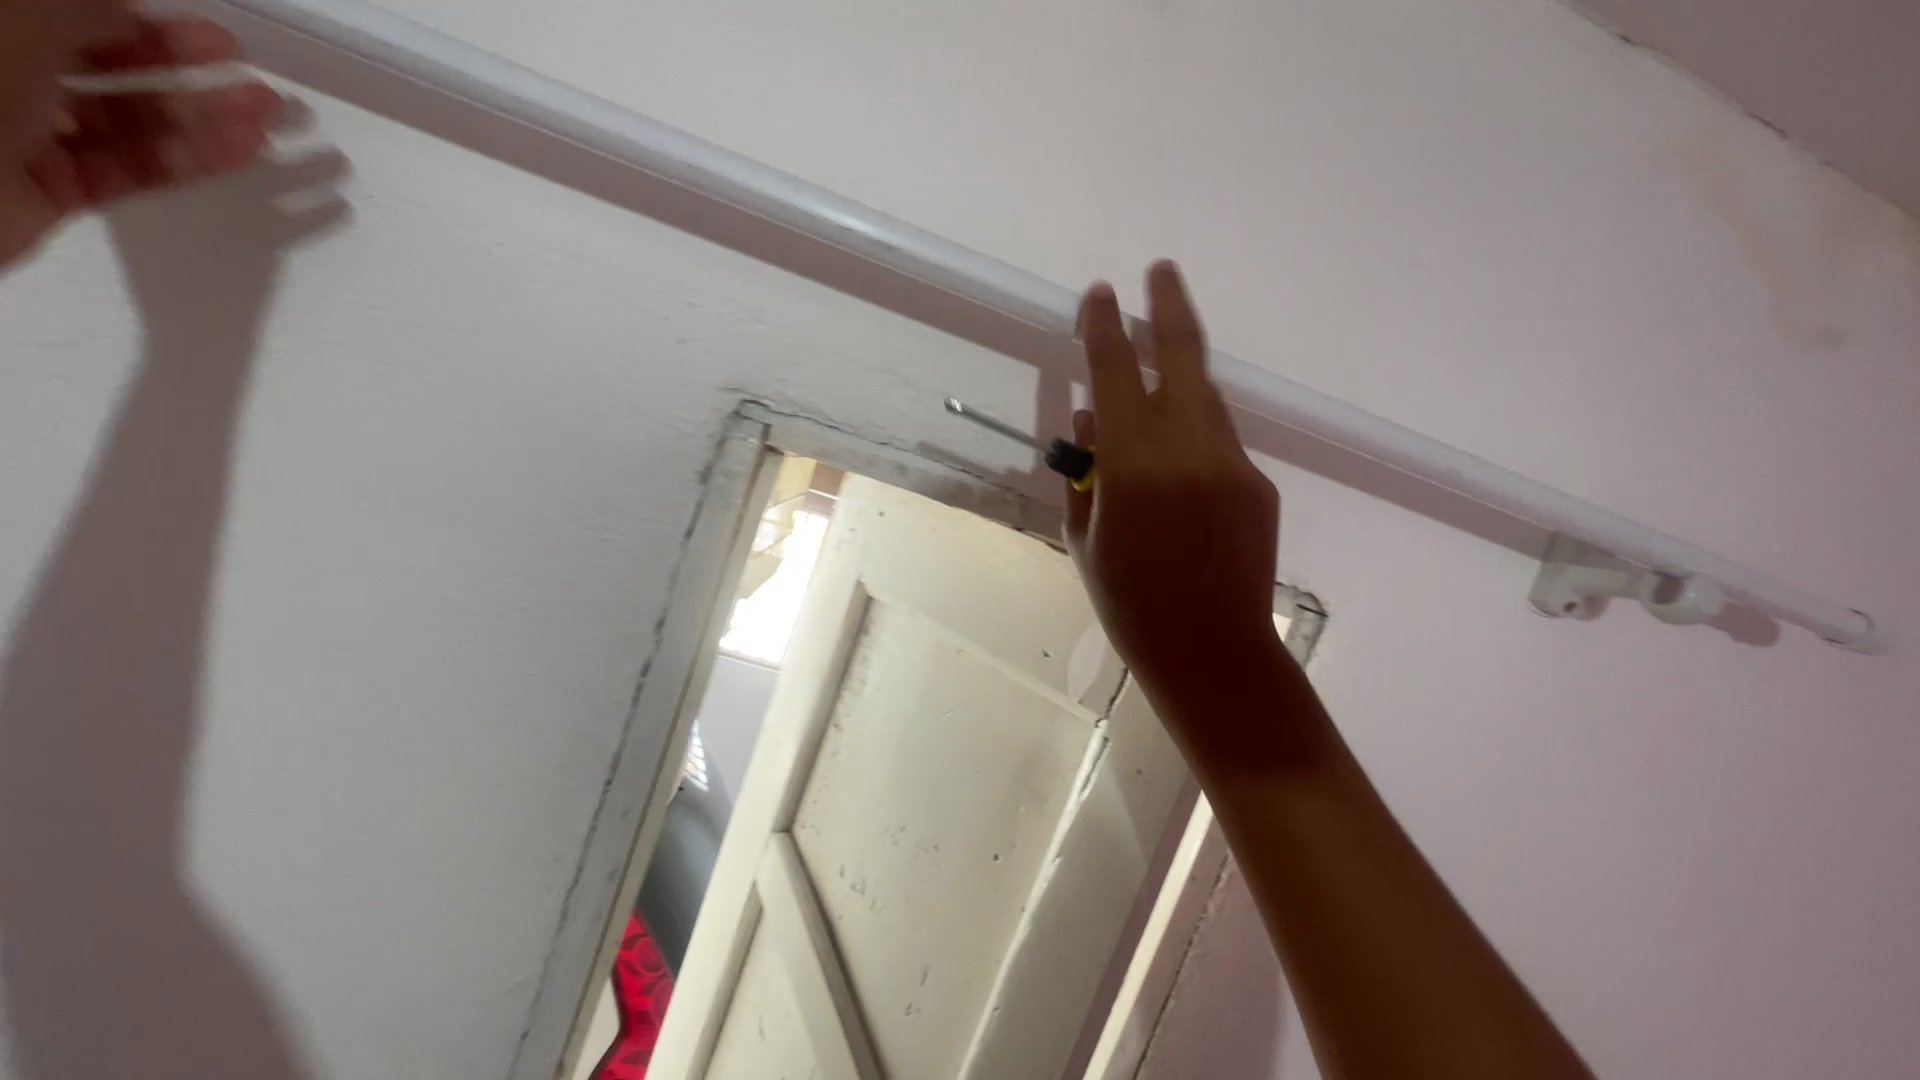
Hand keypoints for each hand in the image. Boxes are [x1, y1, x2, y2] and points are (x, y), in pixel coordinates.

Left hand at [0, 12, 281, 269]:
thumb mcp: (19, 15)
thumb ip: (82, 7)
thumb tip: (133, 6)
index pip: (62, 7)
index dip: (133, 11)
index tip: (204, 28)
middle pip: (97, 57)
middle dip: (178, 60)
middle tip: (246, 66)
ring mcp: (18, 130)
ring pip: (126, 118)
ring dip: (204, 115)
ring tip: (269, 114)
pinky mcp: (51, 187)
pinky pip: (133, 168)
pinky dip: (193, 158)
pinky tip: (246, 149)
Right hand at [1065, 261, 1284, 713]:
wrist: (1210, 651)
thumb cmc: (1129, 604)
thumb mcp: (1086, 540)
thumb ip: (1086, 473)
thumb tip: (1092, 420)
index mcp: (1132, 465)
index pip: (1114, 372)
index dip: (1104, 327)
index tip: (1100, 293)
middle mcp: (1187, 448)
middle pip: (1183, 356)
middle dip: (1169, 306)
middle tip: (1161, 271)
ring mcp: (1231, 462)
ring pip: (1205, 398)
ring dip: (1181, 381)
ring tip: (1160, 381)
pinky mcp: (1259, 483)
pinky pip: (1221, 442)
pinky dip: (1197, 437)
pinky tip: (1183, 470)